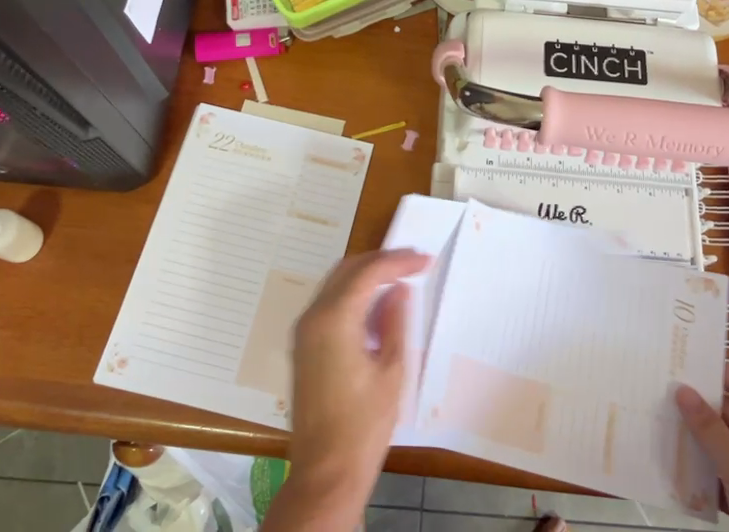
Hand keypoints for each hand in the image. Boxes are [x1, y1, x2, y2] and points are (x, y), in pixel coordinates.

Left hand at [264, 248, 429, 531]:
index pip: (368, 273)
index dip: (398, 262)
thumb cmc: (364, 425)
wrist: (326, 469)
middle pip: (347, 270)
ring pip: (335, 284)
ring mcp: (303, 332)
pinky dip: (352, 295)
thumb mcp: (392, 371)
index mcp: (334, 320)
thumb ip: (395, 323)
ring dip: (365, 276)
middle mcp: (312, 317)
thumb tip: (399, 291)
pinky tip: (376, 305)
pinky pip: (328, 304)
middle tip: (413, 262)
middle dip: (380, 261)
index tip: (425, 259)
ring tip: (399, 278)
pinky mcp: (303, 347)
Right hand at [675, 364, 728, 531]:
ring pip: (723, 442)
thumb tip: (682, 390)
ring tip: (659, 427)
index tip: (679, 368)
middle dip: (698, 410)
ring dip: (697, 440)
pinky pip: (724, 468)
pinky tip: (675, 464)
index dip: (714, 374)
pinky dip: (704, 467)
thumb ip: (709, 429)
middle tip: (659, 399)